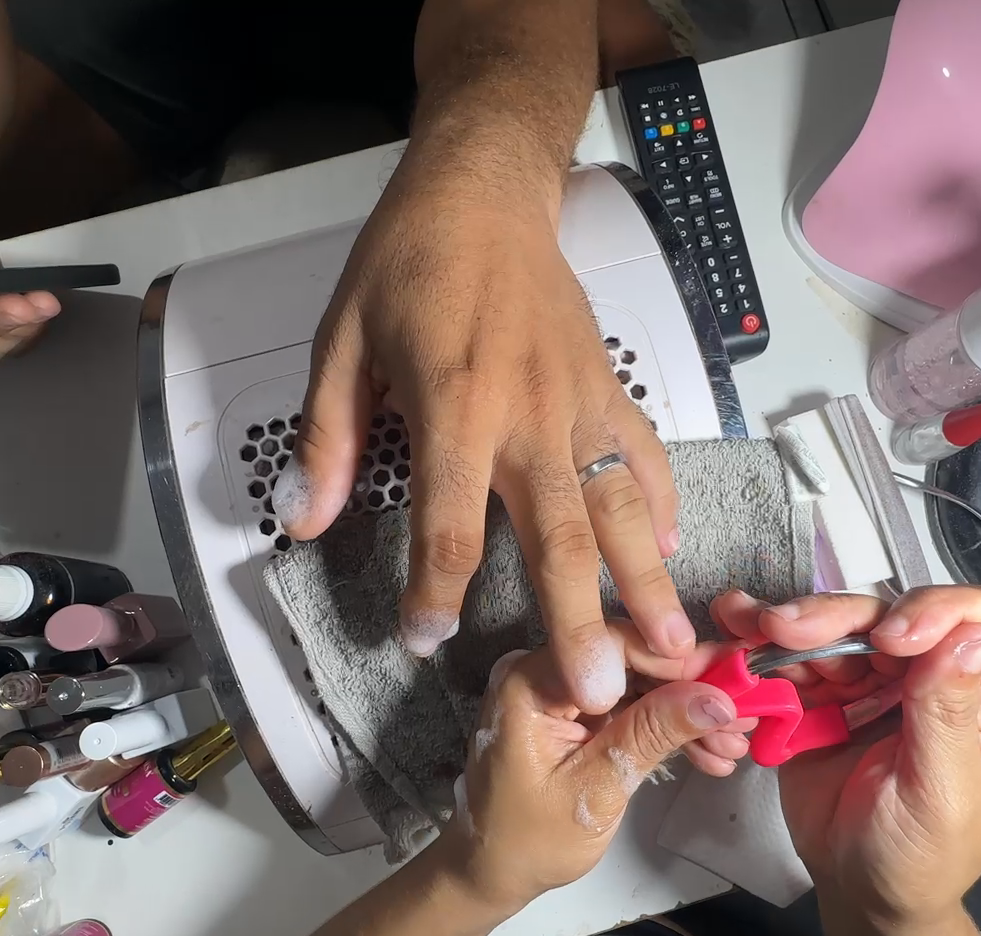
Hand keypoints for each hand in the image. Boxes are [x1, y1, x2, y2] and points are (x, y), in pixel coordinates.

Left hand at [276, 163, 689, 713]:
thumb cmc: (409, 264)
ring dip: (646, 580)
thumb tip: (305, 520)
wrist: (484, 195)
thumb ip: (329, 438)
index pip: (448, 527)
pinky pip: (643, 453)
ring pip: (618, 507)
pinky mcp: (608, 388)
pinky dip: (662, 502)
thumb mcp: (342, 341)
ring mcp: (580, 406)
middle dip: (575, 620)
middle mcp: (528, 419)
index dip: (435, 593)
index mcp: (455, 409)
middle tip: (595, 695)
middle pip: (557, 537)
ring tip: (670, 644)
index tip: (425, 641)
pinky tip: (675, 548)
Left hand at [434, 626, 753, 909]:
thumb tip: (716, 698)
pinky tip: (708, 751)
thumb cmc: (532, 839)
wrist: (493, 869)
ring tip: (733, 743)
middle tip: (743, 715)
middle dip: (689, 691)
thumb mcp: (597, 788)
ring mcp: (559, 690)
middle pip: (628, 661)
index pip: (610, 645)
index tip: (728, 679)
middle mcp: (542, 670)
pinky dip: (664, 728)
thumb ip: (651, 735)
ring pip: (636, 685)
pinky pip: (627, 706)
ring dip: (685, 714)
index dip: (674, 660)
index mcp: (531, 680)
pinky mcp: (574, 710)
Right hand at [711, 587, 980, 928]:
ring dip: (791, 623)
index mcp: (978, 699)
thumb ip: (949, 715)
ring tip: (750, 630)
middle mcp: (922, 677)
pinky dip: (765, 646)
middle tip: (783, 630)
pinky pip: (795, 657)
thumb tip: (972, 633)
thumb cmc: (919, 858)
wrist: (854, 889)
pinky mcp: (819, 696)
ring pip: (835, 628)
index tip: (886, 640)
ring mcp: (868, 684)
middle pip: (886, 615)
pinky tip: (740, 645)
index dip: (933, 611)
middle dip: (835, 616)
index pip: (974, 620)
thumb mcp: (943, 796)